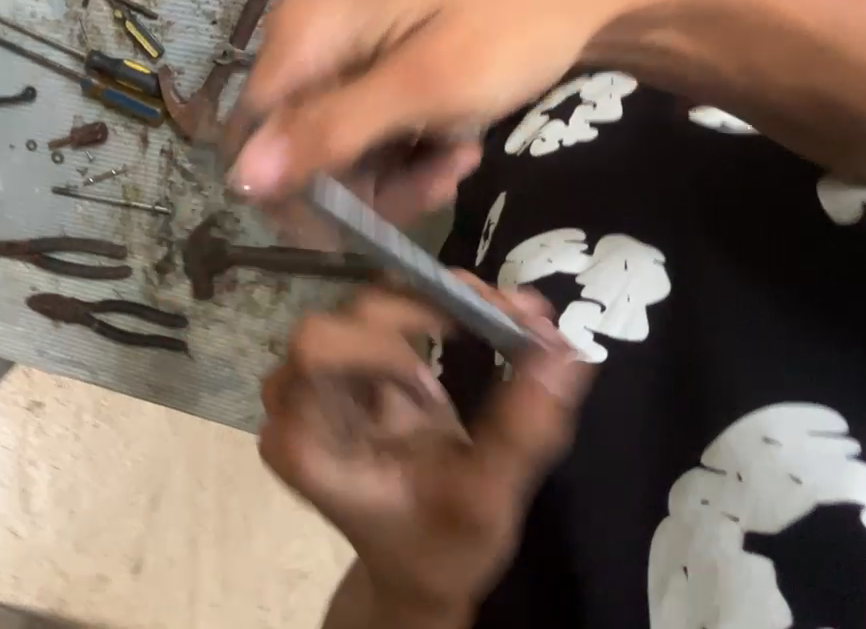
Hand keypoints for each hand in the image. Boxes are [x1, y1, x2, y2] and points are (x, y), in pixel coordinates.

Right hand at [225, 0, 674, 203]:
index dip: (295, 189)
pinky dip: (405, 155)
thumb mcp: (426, 85)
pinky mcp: (369, 70)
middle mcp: (304, 41)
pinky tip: (454, 143)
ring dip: (392, 175)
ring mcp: (337, 55)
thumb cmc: (513, 24)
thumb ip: (330, 131)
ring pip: (330, 151)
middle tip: (432, 184)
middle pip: (291, 148)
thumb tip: (240, 181)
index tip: (360, 217)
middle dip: (357, 185)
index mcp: (302, 30)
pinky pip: (361, 135)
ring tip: (456, 158)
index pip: (253, 135)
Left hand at [260, 280, 591, 622]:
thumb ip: (519, 435)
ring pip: (374, 306)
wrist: (419, 564)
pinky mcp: (355, 363)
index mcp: (305, 441)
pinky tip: (495, 319)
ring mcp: (326, 377)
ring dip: (444, 301)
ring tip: (513, 315)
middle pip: (348, 319)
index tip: (456, 343)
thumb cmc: (437, 552)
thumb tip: (565, 352)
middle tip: (509, 315)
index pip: (317, 352)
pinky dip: (445, 309)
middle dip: (428, 306)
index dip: (383, 335)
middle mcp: (300, 398)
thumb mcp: (484, 507)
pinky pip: (392, 316)